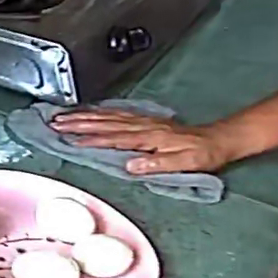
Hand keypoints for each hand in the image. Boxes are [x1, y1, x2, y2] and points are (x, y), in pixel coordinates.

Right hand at [47, 109, 244, 174]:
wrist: (222, 139)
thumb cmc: (204, 154)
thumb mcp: (186, 163)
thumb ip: (158, 164)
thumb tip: (130, 166)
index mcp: (148, 137)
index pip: (113, 138)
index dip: (90, 139)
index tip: (70, 141)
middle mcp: (142, 126)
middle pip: (103, 123)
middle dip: (77, 123)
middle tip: (54, 124)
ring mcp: (142, 121)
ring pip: (106, 116)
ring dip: (82, 116)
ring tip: (62, 116)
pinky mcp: (144, 119)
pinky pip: (115, 113)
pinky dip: (97, 111)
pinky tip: (87, 111)